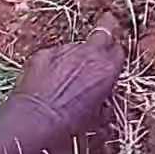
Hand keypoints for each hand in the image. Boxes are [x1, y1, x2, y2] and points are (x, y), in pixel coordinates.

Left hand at [0, 14, 125, 153]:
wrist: (36, 120)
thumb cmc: (68, 124)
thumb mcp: (96, 117)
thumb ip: (103, 103)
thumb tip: (102, 105)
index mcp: (106, 68)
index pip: (118, 52)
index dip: (112, 58)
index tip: (108, 64)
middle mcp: (88, 53)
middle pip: (103, 31)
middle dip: (106, 29)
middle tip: (103, 33)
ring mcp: (64, 50)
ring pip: (73, 47)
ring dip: (71, 58)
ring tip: (61, 80)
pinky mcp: (43, 53)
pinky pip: (51, 55)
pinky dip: (50, 65)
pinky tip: (43, 82)